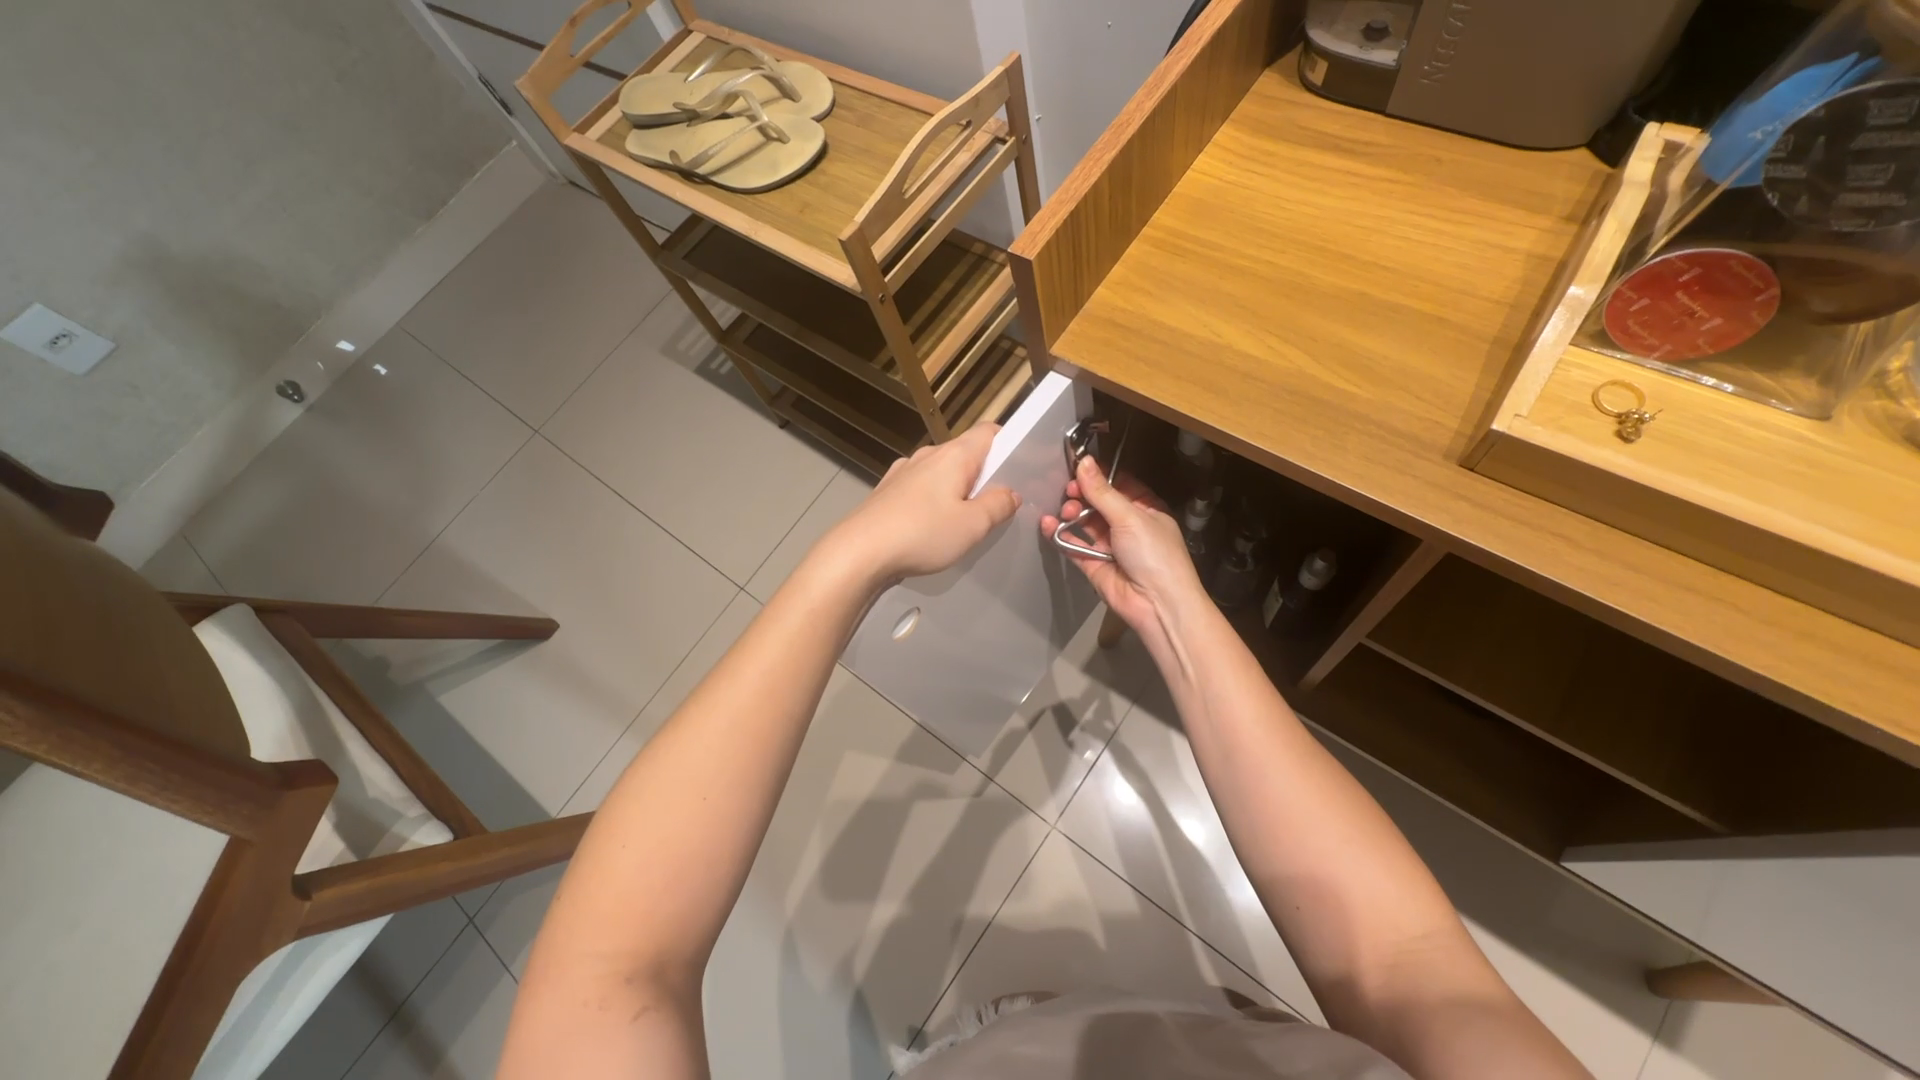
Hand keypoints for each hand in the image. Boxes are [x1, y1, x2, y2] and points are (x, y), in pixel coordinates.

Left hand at [815, 424, 1020, 587]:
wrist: (859, 552)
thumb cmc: (922, 534)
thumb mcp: (972, 526)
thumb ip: (997, 506)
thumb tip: (1010, 493)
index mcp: (954, 455)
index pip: (989, 431)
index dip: (1010, 443)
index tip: (1022, 467)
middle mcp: (928, 455)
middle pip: (966, 453)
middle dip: (985, 473)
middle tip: (999, 504)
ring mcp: (903, 471)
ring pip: (942, 472)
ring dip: (957, 489)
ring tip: (966, 519)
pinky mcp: (887, 491)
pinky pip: (921, 488)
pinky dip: (934, 500)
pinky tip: (932, 526)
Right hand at [1039, 457, 1207, 655]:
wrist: (1157, 604)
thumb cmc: (1154, 554)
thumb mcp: (1131, 517)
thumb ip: (1102, 492)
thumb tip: (1084, 462)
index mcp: (1146, 509)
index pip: (1120, 485)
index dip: (1100, 476)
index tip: (1080, 468)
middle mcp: (1128, 525)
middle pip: (1099, 503)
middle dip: (1082, 494)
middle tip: (1070, 491)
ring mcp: (1110, 546)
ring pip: (1084, 523)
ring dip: (1072, 513)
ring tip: (1066, 511)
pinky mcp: (1093, 564)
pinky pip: (1074, 546)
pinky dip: (1060, 535)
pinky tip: (1048, 524)